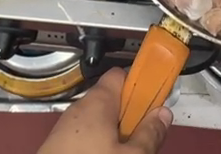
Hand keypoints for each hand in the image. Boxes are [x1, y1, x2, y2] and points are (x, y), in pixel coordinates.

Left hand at [36, 69, 171, 153]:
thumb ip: (150, 134)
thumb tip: (162, 115)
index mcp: (98, 101)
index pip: (124, 74)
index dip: (143, 85)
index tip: (157, 98)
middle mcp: (79, 108)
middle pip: (114, 102)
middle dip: (130, 119)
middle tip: (143, 140)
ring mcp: (66, 129)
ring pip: (99, 124)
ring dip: (114, 137)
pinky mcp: (58, 148)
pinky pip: (85, 139)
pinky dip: (97, 147)